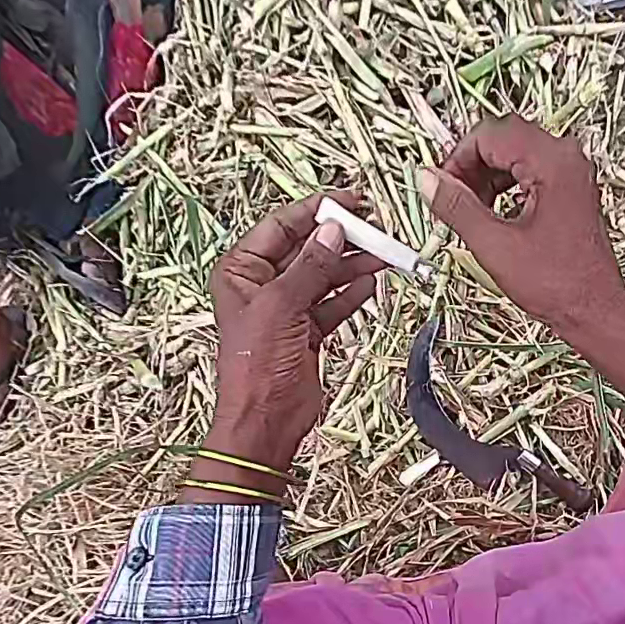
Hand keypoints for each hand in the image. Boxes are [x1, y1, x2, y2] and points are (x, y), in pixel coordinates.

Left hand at [185, 192, 382, 503]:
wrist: (265, 421)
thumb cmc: (256, 368)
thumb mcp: (281, 307)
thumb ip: (309, 268)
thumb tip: (333, 231)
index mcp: (242, 272)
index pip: (281, 227)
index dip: (315, 212)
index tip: (349, 201)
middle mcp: (262, 287)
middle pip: (307, 251)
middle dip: (341, 241)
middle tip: (374, 230)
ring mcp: (286, 311)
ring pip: (324, 277)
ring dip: (352, 266)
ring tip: (383, 256)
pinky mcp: (307, 333)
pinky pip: (332, 305)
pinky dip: (350, 295)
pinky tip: (369, 283)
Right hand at [420, 117, 624, 436]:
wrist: (592, 310)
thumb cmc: (556, 284)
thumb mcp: (494, 245)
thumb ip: (457, 207)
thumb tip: (427, 180)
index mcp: (551, 161)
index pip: (491, 134)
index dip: (458, 158)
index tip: (441, 186)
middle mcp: (566, 159)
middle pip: (504, 140)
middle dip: (471, 168)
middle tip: (451, 200)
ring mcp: (571, 175)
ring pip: (515, 157)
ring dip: (486, 180)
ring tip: (470, 214)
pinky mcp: (570, 193)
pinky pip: (529, 176)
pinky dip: (504, 191)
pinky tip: (492, 220)